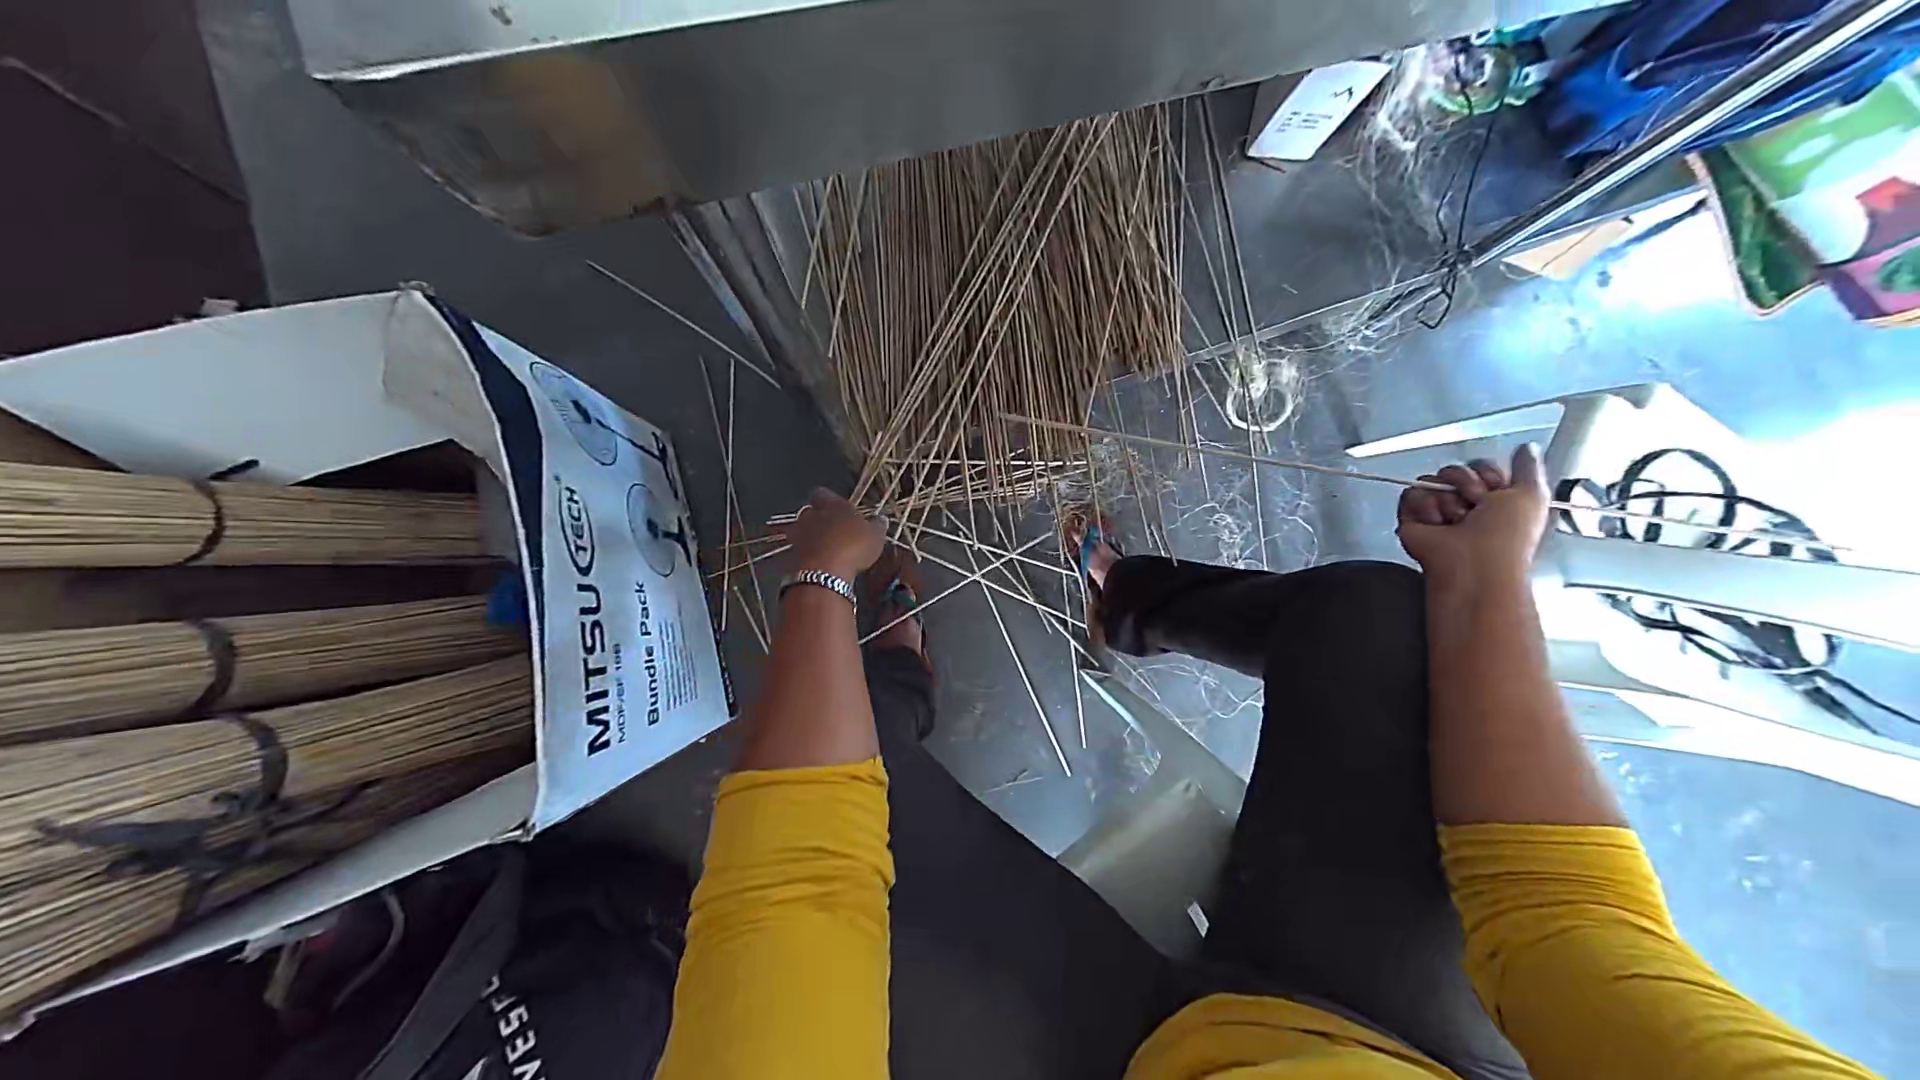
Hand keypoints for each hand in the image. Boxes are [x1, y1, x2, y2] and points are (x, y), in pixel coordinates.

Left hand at [785, 488, 887, 580]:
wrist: (824, 573)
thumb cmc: (852, 547)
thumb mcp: (875, 536)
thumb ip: (877, 525)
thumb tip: (881, 519)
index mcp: (831, 505)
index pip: (823, 493)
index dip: (829, 500)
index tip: (838, 508)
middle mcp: (811, 515)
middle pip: (810, 512)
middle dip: (819, 519)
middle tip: (833, 530)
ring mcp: (798, 535)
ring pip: (802, 531)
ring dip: (811, 537)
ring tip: (825, 549)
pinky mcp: (791, 555)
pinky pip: (798, 551)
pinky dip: (806, 555)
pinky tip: (818, 564)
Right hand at [1397, 444, 1548, 587]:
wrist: (1473, 563)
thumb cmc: (1506, 538)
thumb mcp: (1532, 495)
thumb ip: (1528, 468)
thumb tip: (1527, 447)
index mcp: (1494, 500)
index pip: (1480, 467)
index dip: (1488, 473)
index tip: (1496, 488)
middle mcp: (1464, 505)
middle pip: (1455, 471)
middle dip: (1466, 483)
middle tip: (1475, 504)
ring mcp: (1437, 511)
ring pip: (1432, 481)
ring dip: (1446, 497)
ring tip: (1454, 518)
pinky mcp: (1412, 519)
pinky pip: (1410, 494)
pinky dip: (1423, 506)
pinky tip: (1436, 521)